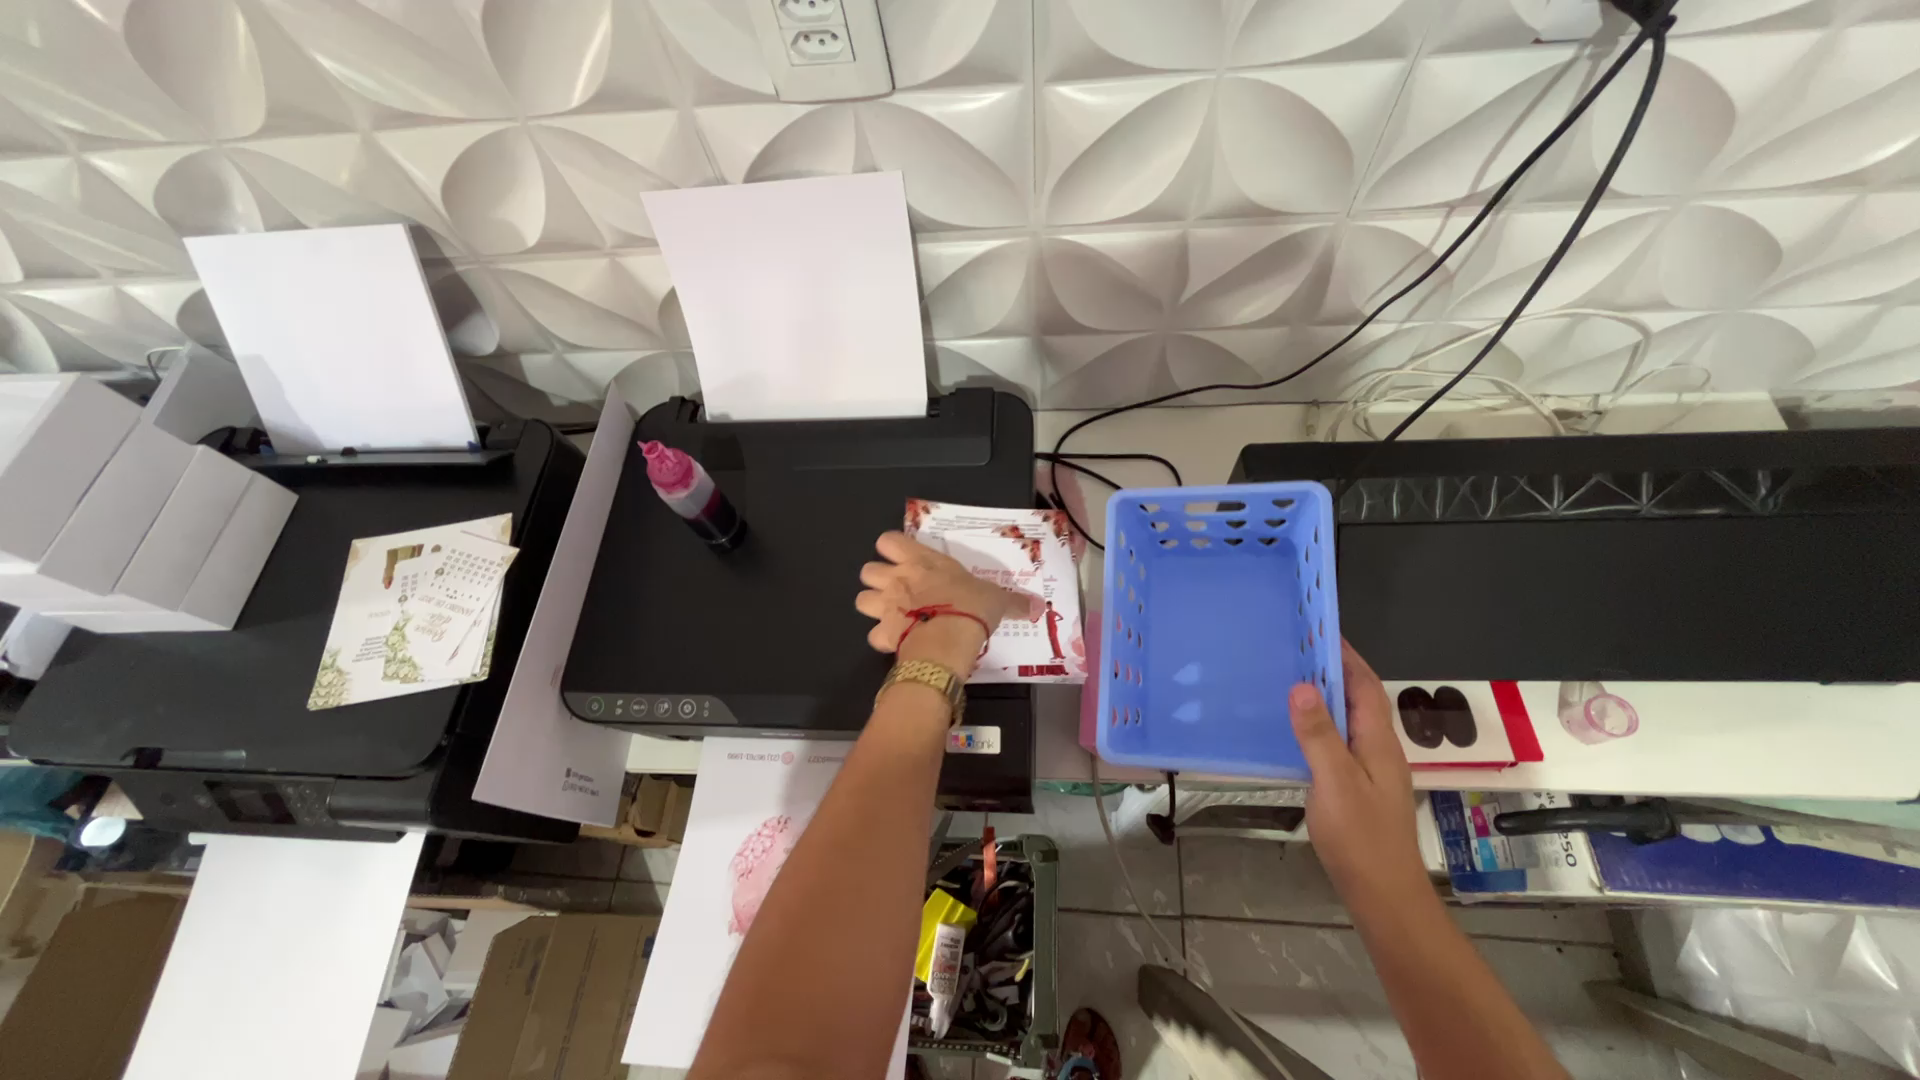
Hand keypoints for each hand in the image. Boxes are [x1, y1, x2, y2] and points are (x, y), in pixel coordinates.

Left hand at [855, 531, 1023, 675]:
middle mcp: (897, 578)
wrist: (949, 638)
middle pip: (867, 570)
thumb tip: (1037, 606)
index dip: (891, 549)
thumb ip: (1011, 600)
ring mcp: (885, 606)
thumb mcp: (996, 598)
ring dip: (874, 606)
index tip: (904, 558)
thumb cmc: (971, 605)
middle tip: (898, 590)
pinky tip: (898, 643)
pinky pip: (874, 635)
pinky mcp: (882, 634)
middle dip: (878, 579)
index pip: (889, 541)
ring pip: (861, 600)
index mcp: (921, 561)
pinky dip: (883, 639)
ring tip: (893, 616)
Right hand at [1291, 641, 1431, 912]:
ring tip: (1287, 680)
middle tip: (1294, 649)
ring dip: (1324, 698)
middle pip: (1357, 699)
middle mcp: (1378, 750)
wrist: (1383, 895)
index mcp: (1378, 742)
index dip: (1345, 656)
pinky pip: (1337, 743)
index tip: (1319, 628)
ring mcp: (1369, 771)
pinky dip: (1317, 726)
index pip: (1365, 686)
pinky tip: (1293, 731)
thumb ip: (1319, 734)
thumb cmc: (1360, 837)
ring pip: (1347, 721)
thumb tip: (1303, 686)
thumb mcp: (1334, 782)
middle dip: (1332, 671)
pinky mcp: (1357, 789)